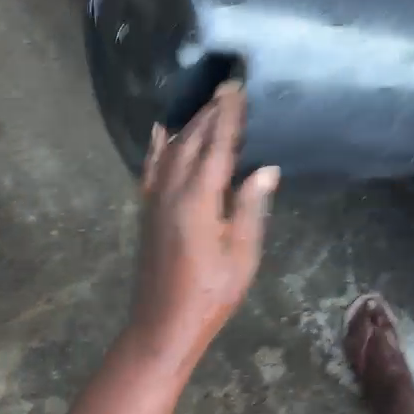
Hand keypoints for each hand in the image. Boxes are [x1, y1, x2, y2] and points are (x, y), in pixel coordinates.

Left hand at [130, 82, 279, 368]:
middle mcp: (172, 190)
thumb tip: (266, 169)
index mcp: (199, 198)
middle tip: (227, 89)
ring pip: (171, 149)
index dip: (227, 115)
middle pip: (192, 140)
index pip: (216, 145)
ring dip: (190, 125)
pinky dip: (158, 145)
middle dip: (210, 113)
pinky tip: (161, 132)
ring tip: (208, 107)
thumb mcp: (242, 255)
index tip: (235, 87)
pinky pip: (151, 167)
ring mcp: (155, 198)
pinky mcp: (147, 209)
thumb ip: (251, 208)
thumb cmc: (210, 294)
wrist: (162, 325)